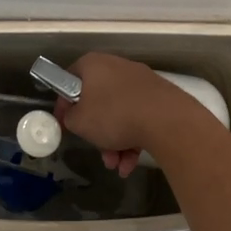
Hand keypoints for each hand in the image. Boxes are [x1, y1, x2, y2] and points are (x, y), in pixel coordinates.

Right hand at [54, 52, 201, 176]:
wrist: (166, 119)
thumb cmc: (114, 114)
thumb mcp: (79, 121)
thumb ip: (70, 118)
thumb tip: (75, 117)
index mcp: (93, 65)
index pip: (69, 81)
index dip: (64, 104)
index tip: (65, 124)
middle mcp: (116, 67)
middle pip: (98, 101)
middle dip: (97, 132)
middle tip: (98, 151)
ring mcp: (140, 81)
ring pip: (120, 113)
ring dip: (115, 142)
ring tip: (118, 166)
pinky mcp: (158, 96)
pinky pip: (138, 117)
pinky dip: (133, 139)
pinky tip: (130, 164)